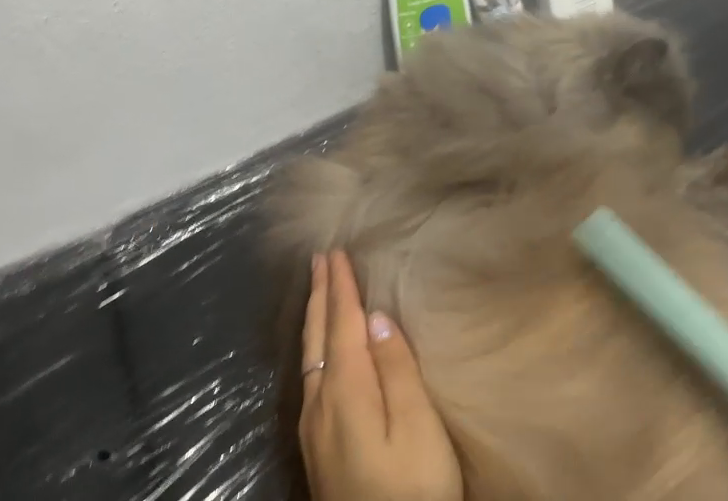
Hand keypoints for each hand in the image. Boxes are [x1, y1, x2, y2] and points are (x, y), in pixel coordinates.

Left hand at [298, 250, 463, 500]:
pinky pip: (311, 374)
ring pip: (310, 355)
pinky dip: (316, 345)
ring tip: (318, 292)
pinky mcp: (317, 446)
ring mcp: (313, 426)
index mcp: (345, 388)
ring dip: (315, 318)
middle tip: (319, 258)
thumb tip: (375, 317)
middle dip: (320, 294)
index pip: (341, 323)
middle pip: (318, 336)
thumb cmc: (413, 488)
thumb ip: (396, 369)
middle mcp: (320, 400)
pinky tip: (320, 350)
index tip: (336, 250)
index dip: (341, 286)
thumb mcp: (418, 428)